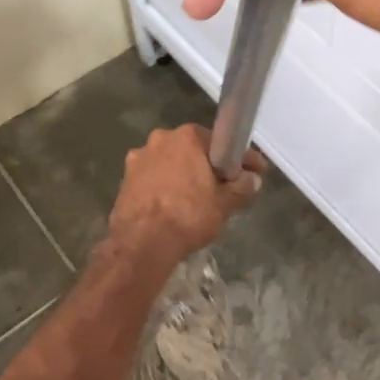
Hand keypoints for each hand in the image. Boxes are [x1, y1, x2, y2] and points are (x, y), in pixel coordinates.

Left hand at [105, 124, 265, 268]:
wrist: (142, 243)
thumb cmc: (188, 216)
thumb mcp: (224, 204)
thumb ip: (241, 187)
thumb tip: (252, 179)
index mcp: (187, 137)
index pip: (221, 142)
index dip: (242, 159)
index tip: (255, 172)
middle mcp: (160, 139)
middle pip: (193, 150)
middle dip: (209, 166)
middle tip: (224, 188)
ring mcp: (138, 159)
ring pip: (170, 164)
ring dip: (184, 177)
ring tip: (196, 201)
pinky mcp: (124, 180)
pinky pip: (153, 180)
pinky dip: (165, 189)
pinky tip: (172, 207)